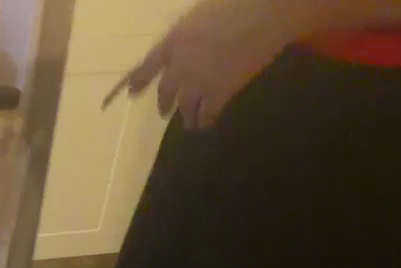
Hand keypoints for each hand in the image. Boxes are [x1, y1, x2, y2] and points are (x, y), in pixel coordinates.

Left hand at [101, 0, 306, 128]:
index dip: (140, 80)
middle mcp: (180, 65)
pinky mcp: (219, 93)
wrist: (268, 8)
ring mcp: (198, 82)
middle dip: (165, 102)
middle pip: (166, 91)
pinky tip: (206, 124)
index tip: (132, 92)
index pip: (149, 65)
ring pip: (185, 107)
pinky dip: (205, 120)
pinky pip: (207, 113)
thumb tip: (190, 39)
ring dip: (186, 116)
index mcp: (175, 39)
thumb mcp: (205, 8)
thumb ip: (192, 29)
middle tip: (164, 112)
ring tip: (189, 122)